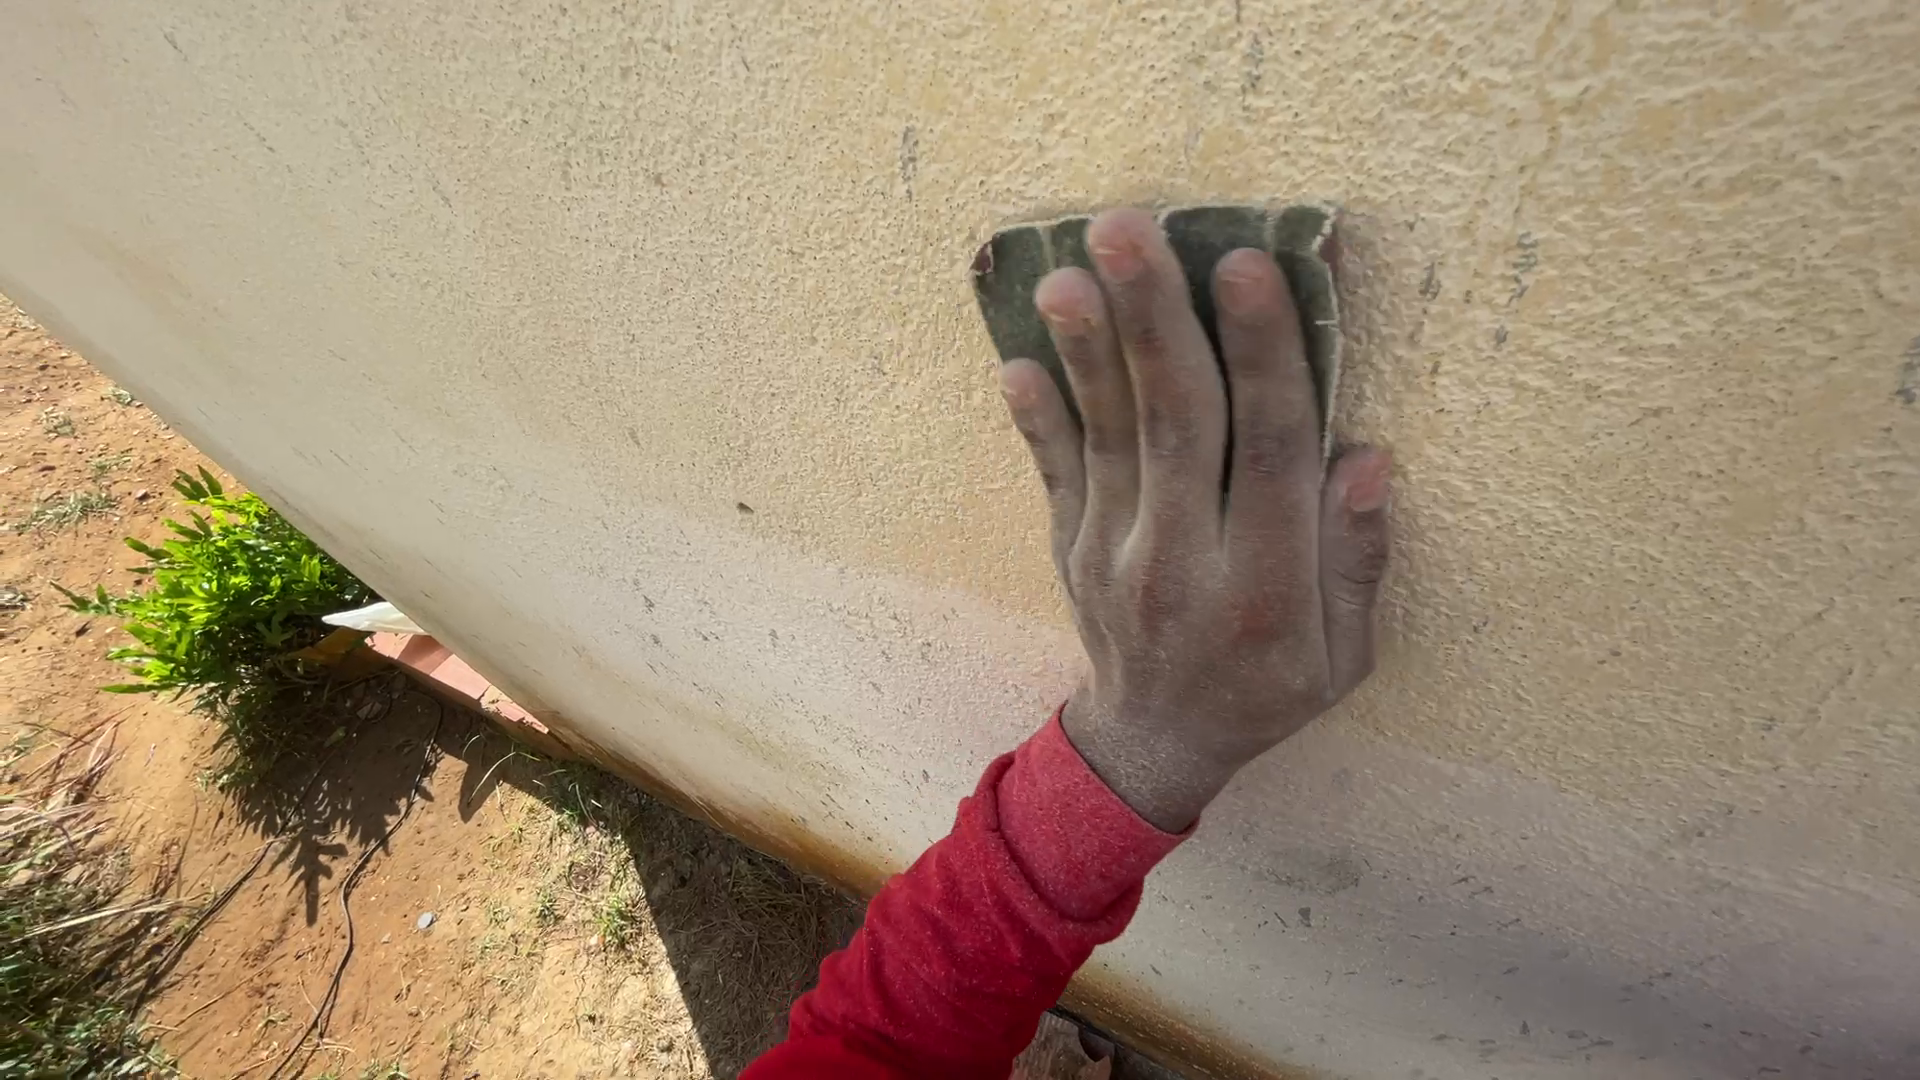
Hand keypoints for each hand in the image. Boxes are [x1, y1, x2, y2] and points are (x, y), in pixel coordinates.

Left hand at [999, 208, 1391, 831]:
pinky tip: (1015, 361)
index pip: (1268, 451)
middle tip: (1131, 231)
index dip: (1263, 356)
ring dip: (1087, 353)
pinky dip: (1035, 419)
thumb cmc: (1261, 691)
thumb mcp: (1343, 657)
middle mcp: (1181, 560)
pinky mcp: (1071, 549)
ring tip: (1069, 274)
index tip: (1248, 265)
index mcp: (1265, 586)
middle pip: (1174, 425)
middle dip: (1155, 322)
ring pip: (1106, 439)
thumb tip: (1366, 460)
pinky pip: (1054, 475)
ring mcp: (1112, 554)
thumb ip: (1356, 562)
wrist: (1153, 739)